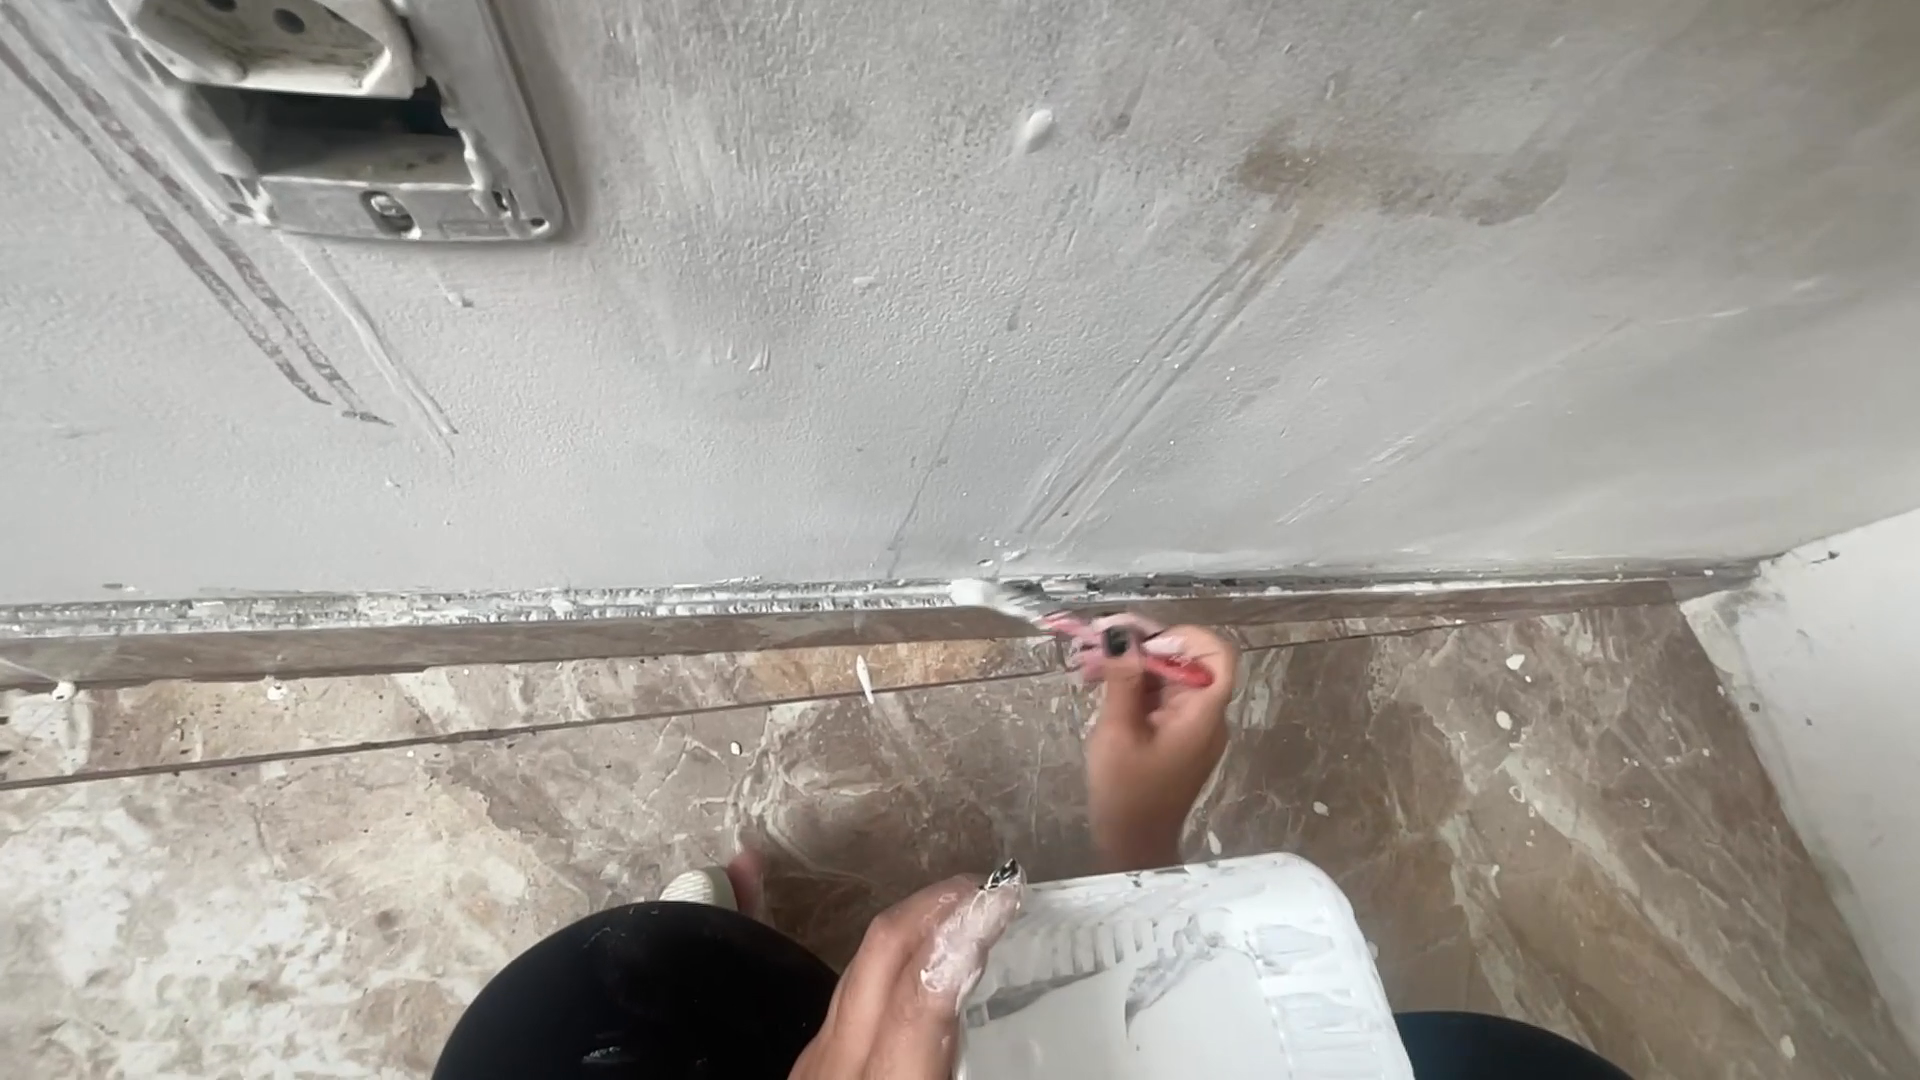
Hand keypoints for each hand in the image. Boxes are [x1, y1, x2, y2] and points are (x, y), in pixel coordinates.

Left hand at [789, 870, 1022, 1079]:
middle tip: (987, 889)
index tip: (1000, 897)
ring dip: (913, 926)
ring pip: (861, 963)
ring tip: (962, 912)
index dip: (960, 938)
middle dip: (934, 905)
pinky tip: (904, 948)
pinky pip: (848, 985)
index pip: (919, 997)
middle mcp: (839, 1063)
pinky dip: (887, 954)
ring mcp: (818, 1058)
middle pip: (880, 955)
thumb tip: (1021, 1040)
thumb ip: (959, 1053)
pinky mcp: (811, 1060)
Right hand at [1082, 622, 1237, 871]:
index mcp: (1203, 714)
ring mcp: (1189, 724)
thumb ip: (1122, 680)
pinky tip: (1096, 681)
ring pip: (1167, 675)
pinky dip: (1130, 683)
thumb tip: (1120, 634)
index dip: (1184, 637)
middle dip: (1142, 645)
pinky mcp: (1172, 732)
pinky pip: (1157, 695)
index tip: (1142, 640)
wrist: (1132, 844)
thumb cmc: (1127, 792)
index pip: (1218, 656)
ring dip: (1129, 663)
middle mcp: (1204, 713)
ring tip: (1087, 660)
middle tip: (1098, 638)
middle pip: (1186, 661)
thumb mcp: (1118, 731)